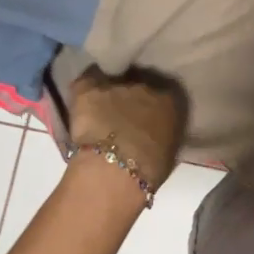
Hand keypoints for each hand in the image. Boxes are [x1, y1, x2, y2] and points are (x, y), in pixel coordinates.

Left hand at [66, 66, 186, 192]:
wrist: (115, 172)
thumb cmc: (148, 171)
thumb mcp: (168, 151)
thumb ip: (164, 132)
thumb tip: (156, 130)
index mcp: (171, 100)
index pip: (163, 91)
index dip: (152, 102)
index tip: (145, 114)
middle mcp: (146, 84)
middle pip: (138, 81)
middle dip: (130, 94)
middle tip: (122, 113)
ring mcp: (117, 84)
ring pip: (111, 81)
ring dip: (108, 93)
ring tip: (99, 110)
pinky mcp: (88, 89)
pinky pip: (85, 82)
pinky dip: (84, 91)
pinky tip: (81, 104)